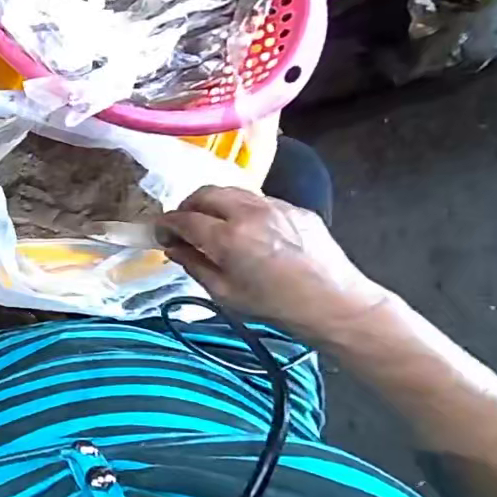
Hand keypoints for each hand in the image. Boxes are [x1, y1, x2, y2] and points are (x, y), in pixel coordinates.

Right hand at [154, 186, 392, 342]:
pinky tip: (245, 230)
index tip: (161, 235)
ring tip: (212, 224)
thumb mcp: (224, 293)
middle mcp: (248, 213)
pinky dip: (240, 209)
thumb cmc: (274, 305)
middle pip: (205, 194)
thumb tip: (173, 249)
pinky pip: (257, 200)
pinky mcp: (294, 208)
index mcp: (227, 238)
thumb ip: (194, 265)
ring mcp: (274, 206)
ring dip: (213, 204)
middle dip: (187, 207)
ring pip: (231, 191)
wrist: (334, 303)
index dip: (166, 225)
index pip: (184, 219)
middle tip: (183, 226)